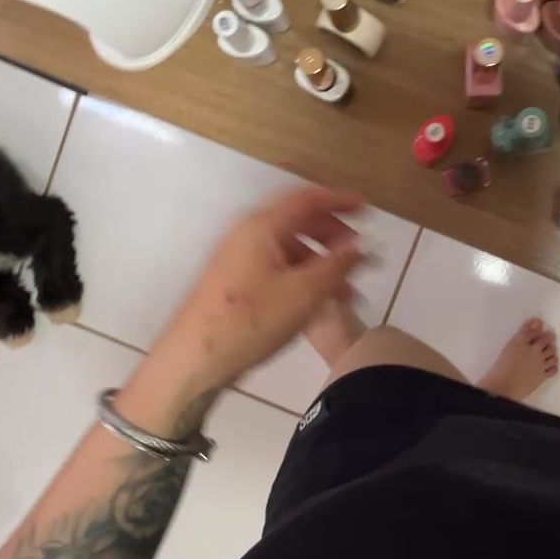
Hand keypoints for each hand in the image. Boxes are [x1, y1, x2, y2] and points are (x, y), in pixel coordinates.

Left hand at [147, 186, 366, 396]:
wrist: (194, 359)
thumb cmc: (249, 321)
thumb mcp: (303, 293)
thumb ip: (336, 264)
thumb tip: (358, 244)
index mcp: (262, 227)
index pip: (307, 199)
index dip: (339, 201)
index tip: (366, 208)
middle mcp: (248, 235)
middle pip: (298, 222)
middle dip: (333, 235)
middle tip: (358, 254)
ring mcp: (239, 259)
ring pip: (289, 249)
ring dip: (320, 262)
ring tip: (345, 291)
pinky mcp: (236, 283)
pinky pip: (277, 267)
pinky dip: (302, 277)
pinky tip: (316, 303)